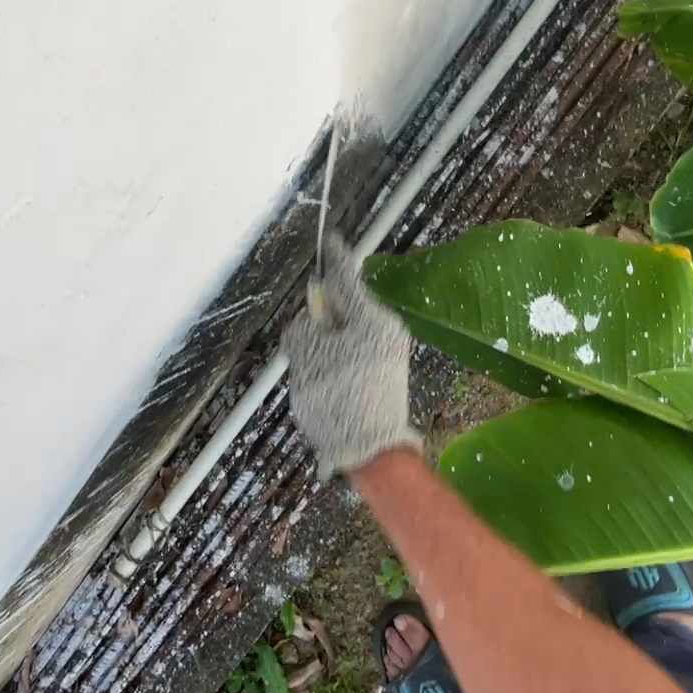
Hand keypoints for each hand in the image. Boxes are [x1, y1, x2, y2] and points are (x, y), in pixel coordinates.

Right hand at [280, 234, 422, 475]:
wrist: (370, 452)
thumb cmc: (338, 399)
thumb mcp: (309, 356)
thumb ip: (305, 326)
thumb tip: (312, 314)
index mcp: (372, 320)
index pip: (347, 278)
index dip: (334, 258)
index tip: (331, 240)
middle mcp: (386, 331)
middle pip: (344, 308)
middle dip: (321, 317)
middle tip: (304, 339)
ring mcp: (389, 354)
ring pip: (345, 334)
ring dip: (324, 343)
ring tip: (312, 372)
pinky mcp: (384, 374)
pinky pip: (351, 354)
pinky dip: (333, 360)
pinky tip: (324, 385)